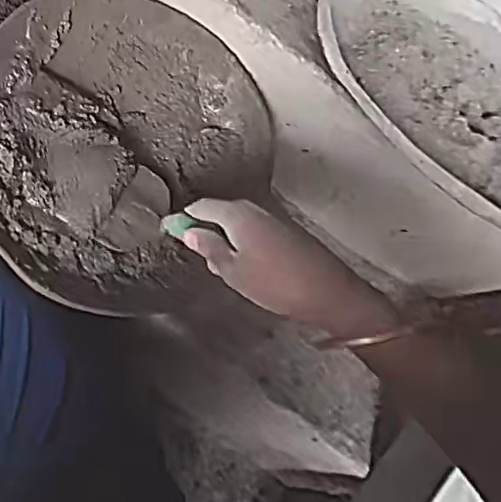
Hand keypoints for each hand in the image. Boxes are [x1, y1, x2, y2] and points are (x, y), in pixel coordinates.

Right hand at [165, 198, 396, 337]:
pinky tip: (247, 265)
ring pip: (238, 222)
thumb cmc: (276, 283)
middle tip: (196, 251)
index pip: (200, 206)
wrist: (331, 295)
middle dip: (205, 227)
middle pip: (220, 212)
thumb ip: (208, 247)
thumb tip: (190, 231)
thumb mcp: (232, 270)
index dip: (182, 218)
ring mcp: (275, 220)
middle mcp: (256, 210)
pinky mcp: (288, 233)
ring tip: (222, 264)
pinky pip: (255, 230)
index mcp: (237, 214)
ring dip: (225, 236)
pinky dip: (243, 241)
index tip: (169, 229)